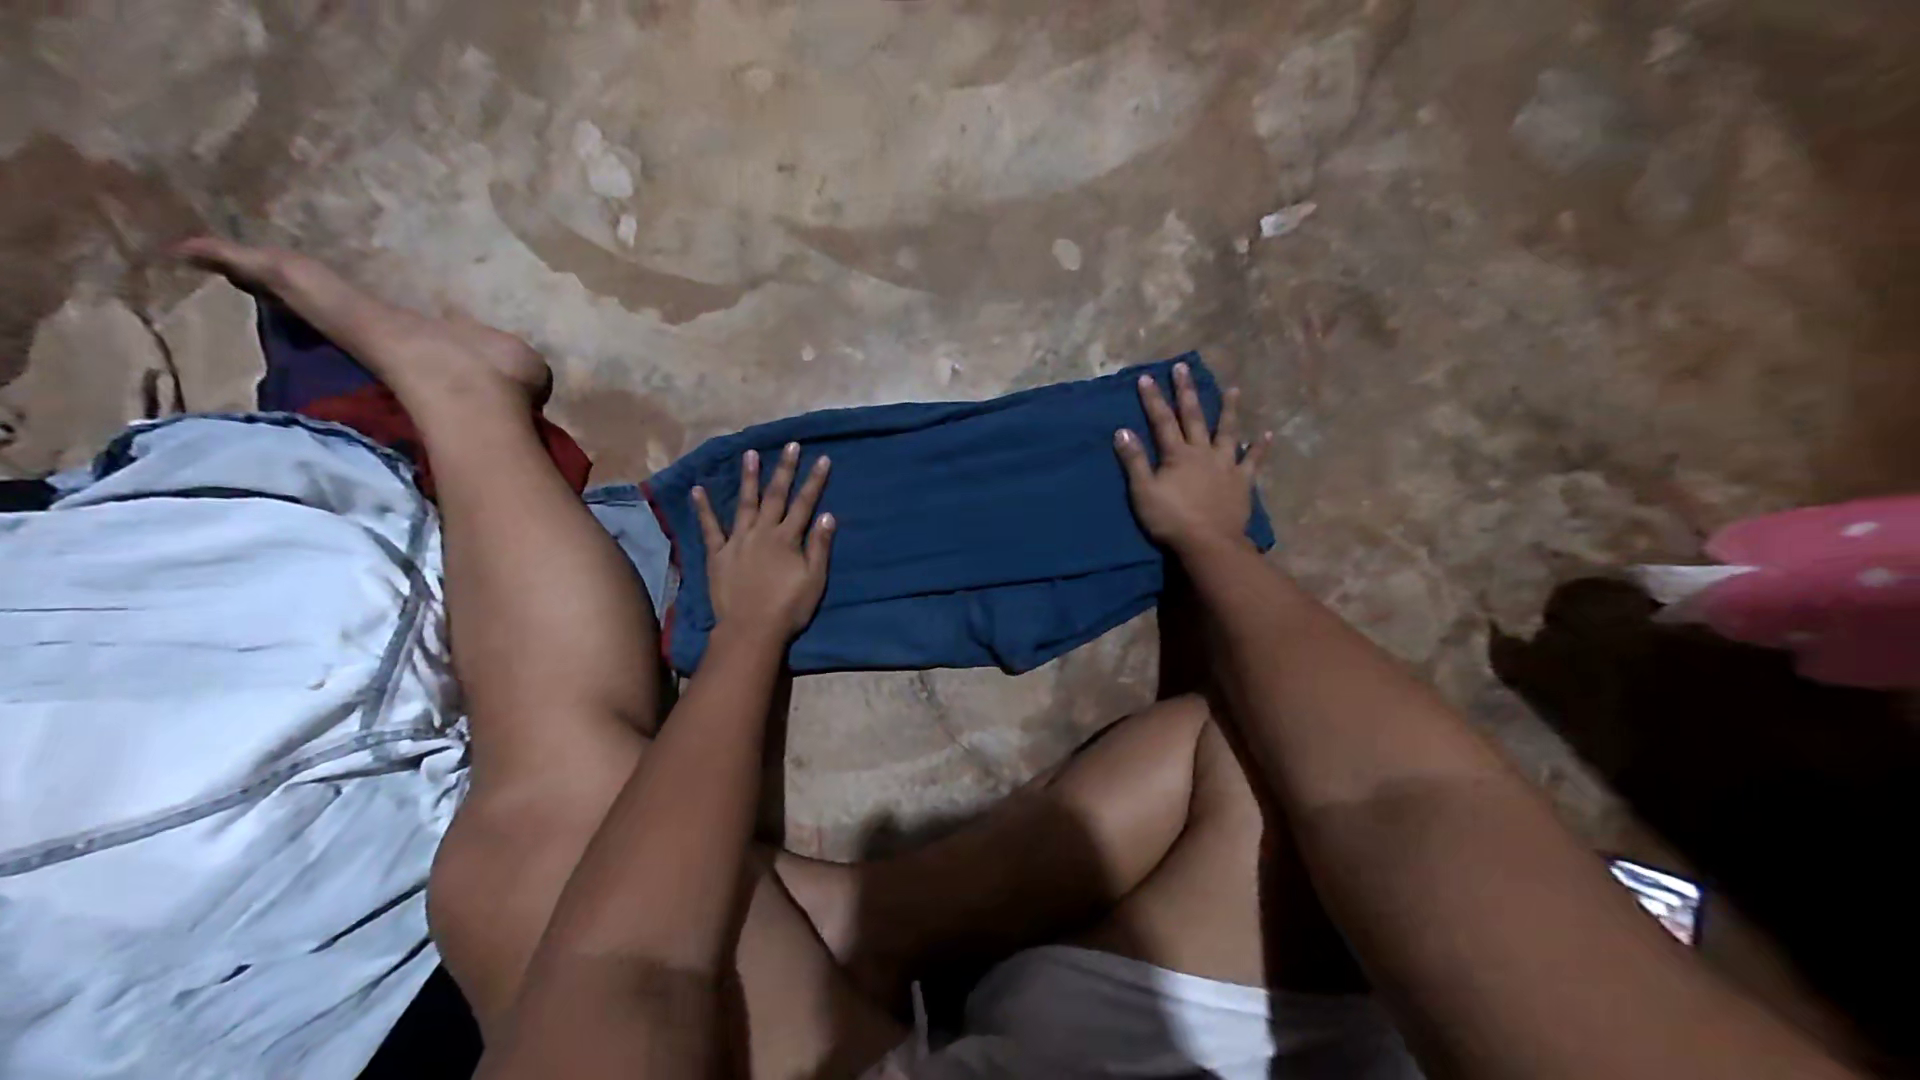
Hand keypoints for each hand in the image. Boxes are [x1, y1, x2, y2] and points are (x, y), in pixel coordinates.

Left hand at [692, 443, 835, 639]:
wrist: (751, 629)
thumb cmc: (789, 607)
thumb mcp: (814, 579)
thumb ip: (820, 547)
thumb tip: (828, 515)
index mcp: (788, 539)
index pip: (805, 504)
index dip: (815, 481)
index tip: (822, 458)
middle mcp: (763, 533)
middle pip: (776, 496)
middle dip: (785, 469)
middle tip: (790, 445)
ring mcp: (737, 541)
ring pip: (745, 503)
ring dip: (749, 478)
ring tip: (750, 454)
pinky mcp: (718, 554)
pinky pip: (710, 528)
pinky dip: (703, 508)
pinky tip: (697, 490)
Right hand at [1113, 362, 1271, 554]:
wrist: (1209, 544)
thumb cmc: (1171, 520)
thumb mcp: (1143, 492)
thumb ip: (1134, 461)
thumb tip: (1122, 431)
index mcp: (1177, 455)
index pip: (1162, 421)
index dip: (1153, 399)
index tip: (1147, 377)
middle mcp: (1203, 452)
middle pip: (1194, 417)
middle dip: (1186, 392)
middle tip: (1183, 368)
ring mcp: (1226, 465)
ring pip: (1227, 431)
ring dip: (1229, 409)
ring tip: (1233, 389)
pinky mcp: (1243, 482)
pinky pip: (1253, 460)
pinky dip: (1259, 447)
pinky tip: (1266, 434)